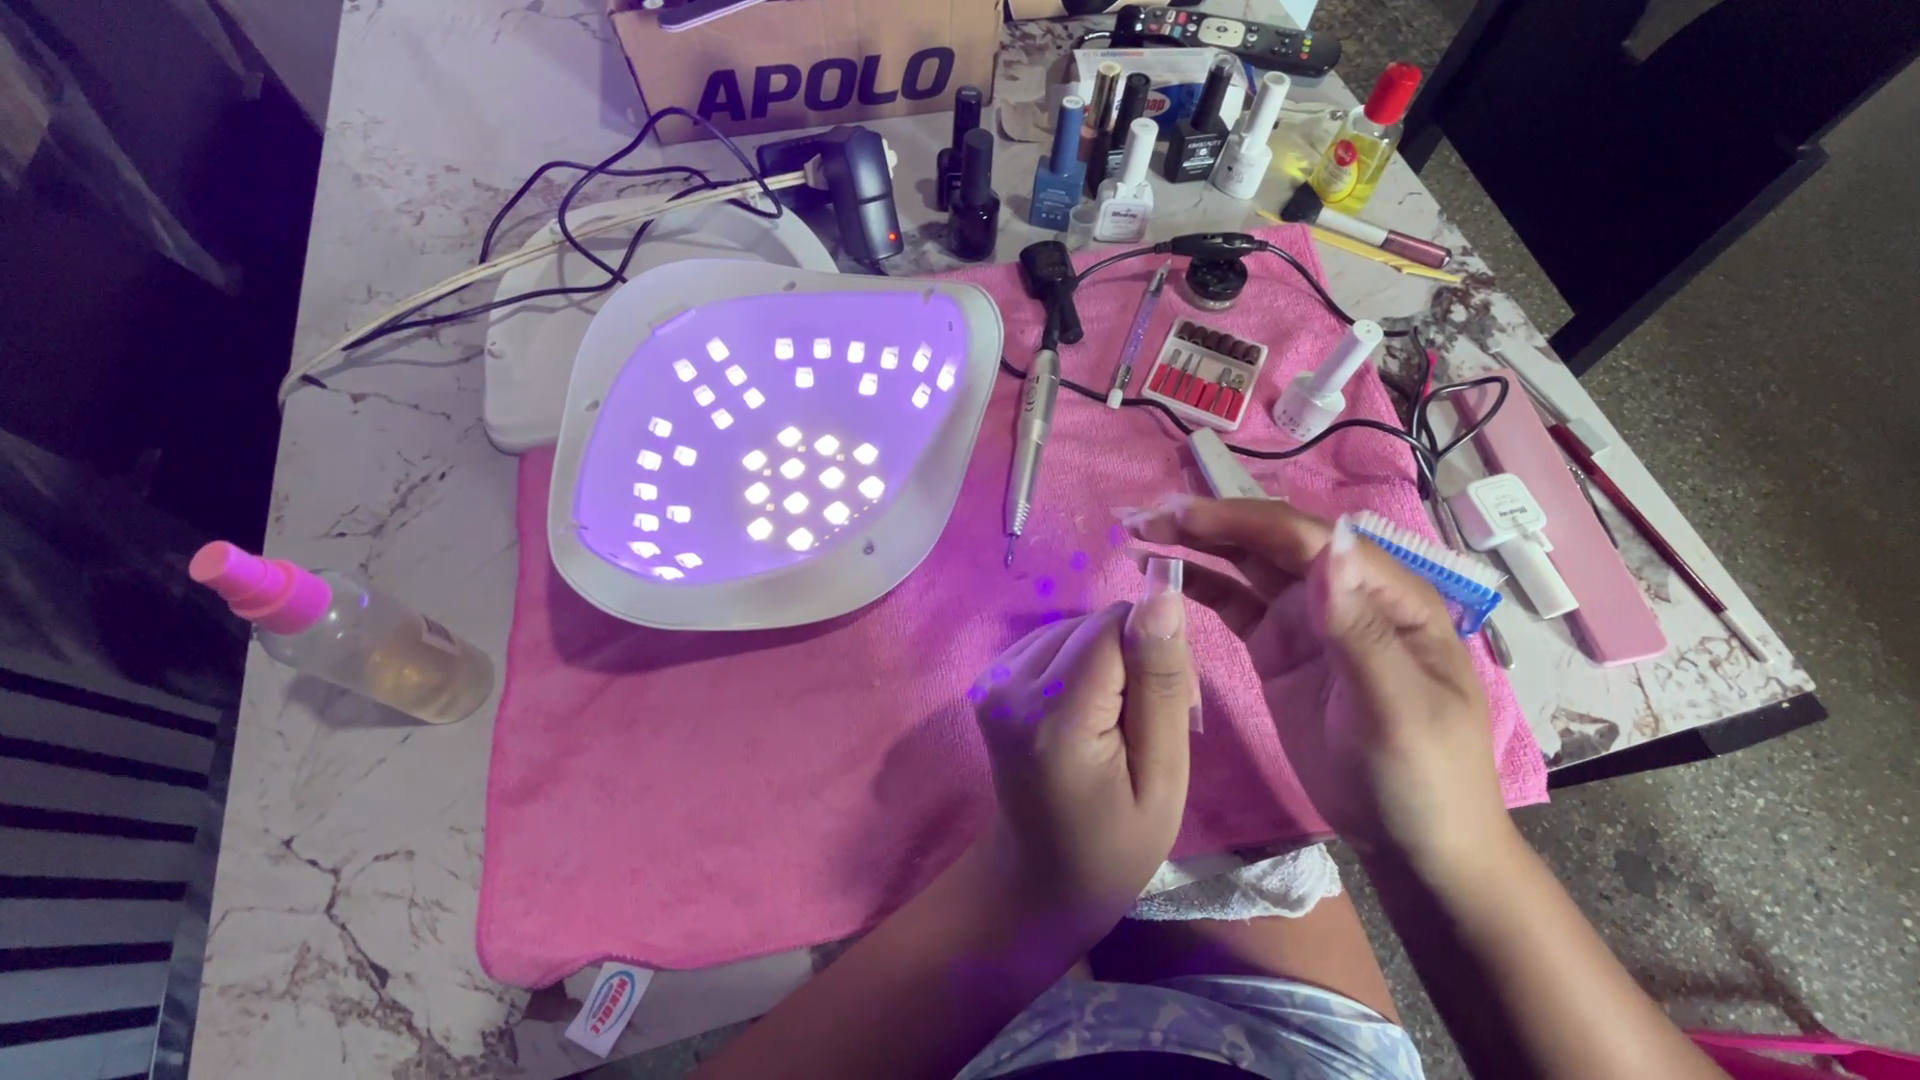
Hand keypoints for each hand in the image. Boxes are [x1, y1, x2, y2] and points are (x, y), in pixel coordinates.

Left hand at [970, 568, 1195, 936]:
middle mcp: (1010, 687)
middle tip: (1146, 725)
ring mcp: (992, 681)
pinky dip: (1082, 666)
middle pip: (1094, 624)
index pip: (1114, 628)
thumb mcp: (1163, 776)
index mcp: (1053, 719)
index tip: (1172, 706)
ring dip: (1109, 661)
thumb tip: (1161, 597)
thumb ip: (1161, 683)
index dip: (1154, 654)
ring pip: (1076, 627)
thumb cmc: (1116, 843)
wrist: (1040, 876)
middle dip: (1133, 656)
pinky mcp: (991, 678)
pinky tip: (1088, 712)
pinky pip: (1054, 641)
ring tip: (1117, 723)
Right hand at [1133, 497, 1510, 866]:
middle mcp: (1344, 593)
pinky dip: (1199, 586)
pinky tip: (1161, 574)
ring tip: (1141, 535)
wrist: (1411, 840)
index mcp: (1387, 593)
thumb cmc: (1422, 775)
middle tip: (1144, 518)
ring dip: (1198, 545)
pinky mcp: (1277, 648)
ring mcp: (1307, 621)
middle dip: (1210, 524)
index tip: (1181, 515)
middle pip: (1270, 543)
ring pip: (1247, 566)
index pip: (1308, 540)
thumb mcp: (1397, 709)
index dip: (1243, 522)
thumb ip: (1359, 631)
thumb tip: (1330, 549)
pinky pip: (1233, 605)